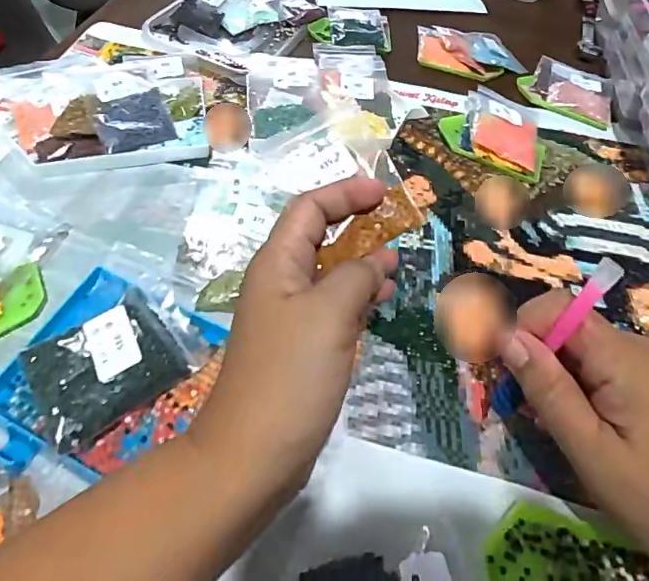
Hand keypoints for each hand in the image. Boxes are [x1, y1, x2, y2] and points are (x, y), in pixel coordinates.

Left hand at [189, 177, 396, 496]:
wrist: (251, 456)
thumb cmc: (289, 376)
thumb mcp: (329, 315)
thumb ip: (357, 277)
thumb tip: (378, 261)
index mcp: (277, 262)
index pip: (309, 207)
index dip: (345, 193)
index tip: (384, 194)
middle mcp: (279, 280)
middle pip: (318, 234)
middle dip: (355, 222)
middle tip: (397, 223)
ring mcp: (288, 314)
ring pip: (328, 271)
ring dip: (360, 261)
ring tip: (396, 265)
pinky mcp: (299, 344)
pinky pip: (331, 304)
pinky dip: (357, 296)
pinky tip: (380, 303)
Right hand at [500, 291, 648, 580]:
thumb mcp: (590, 450)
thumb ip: (547, 388)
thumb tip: (505, 336)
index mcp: (623, 355)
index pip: (558, 307)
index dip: (522, 325)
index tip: (498, 364)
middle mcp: (636, 345)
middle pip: (567, 324)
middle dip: (533, 352)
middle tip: (515, 399)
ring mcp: (646, 363)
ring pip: (579, 345)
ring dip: (551, 371)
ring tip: (540, 417)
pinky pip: (598, 363)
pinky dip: (573, 382)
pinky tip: (571, 420)